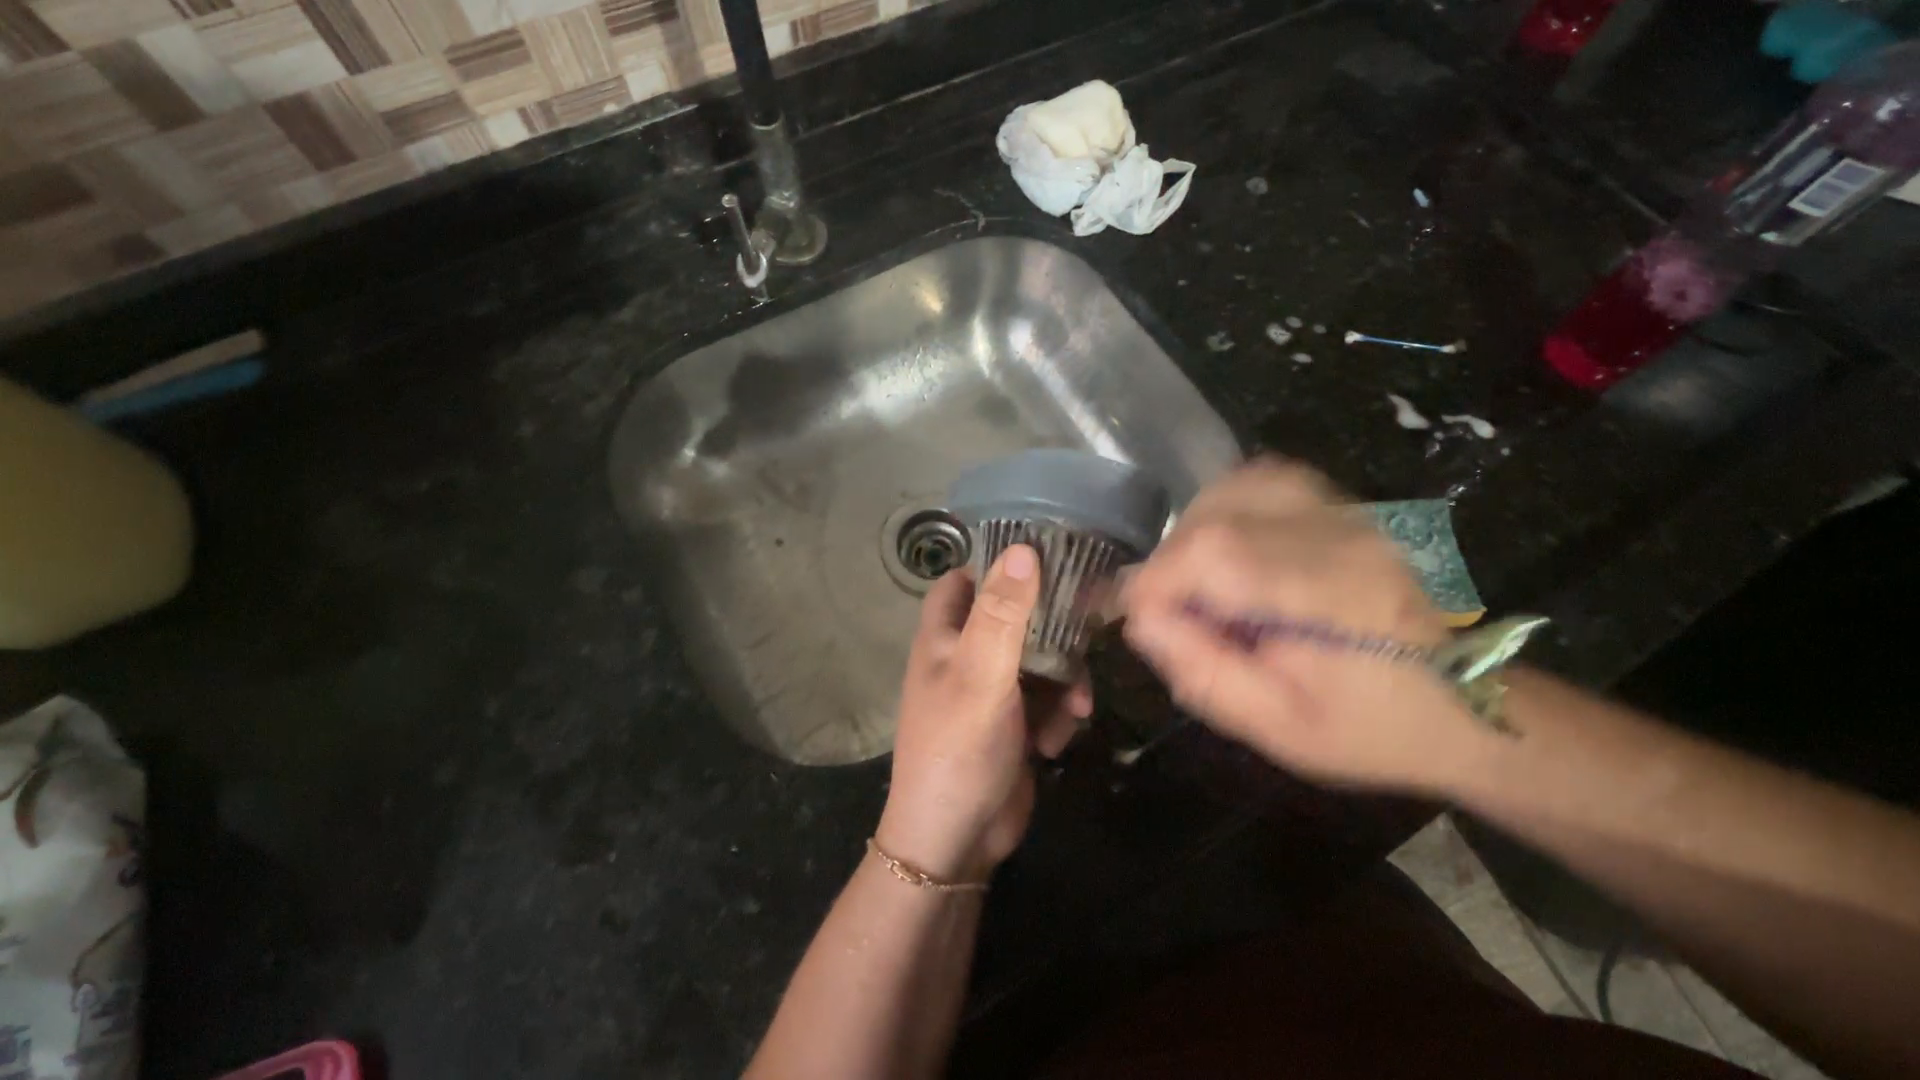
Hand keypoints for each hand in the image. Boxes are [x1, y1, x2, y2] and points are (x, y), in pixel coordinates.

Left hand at [877, 545, 1090, 882]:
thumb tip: (1022, 547)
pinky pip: (1046, 705)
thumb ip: (1003, 614)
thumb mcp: (981, 674)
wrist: (955, 840)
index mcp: (942, 639)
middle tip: (1086, 637)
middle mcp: (964, 659)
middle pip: (1016, 621)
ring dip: (1063, 682)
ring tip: (1076, 708)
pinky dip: (1057, 717)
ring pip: (1040, 664)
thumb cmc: (958, 748)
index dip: (997, 568)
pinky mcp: (1014, 729)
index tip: (1047, 560)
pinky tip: (1057, 742)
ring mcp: (991, 696)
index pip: (964, 581)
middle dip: (1052, 632)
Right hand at [1120, 459, 1479, 793]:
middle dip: (1171, 560)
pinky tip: (1226, 549)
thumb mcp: (1275, 727)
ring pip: (1239, 486)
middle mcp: (1341, 537)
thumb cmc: (1371, 731)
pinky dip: (1228, 507)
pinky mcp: (1350, 507)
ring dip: (1195, 530)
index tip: (1138, 618)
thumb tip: (1140, 619)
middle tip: (1171, 611)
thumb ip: (1201, 672)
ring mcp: (1351, 513)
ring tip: (1196, 582)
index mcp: (1331, 597)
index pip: (1216, 553)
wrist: (1468, 707)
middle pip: (1220, 513)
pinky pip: (1268, 481)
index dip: (1156, 578)